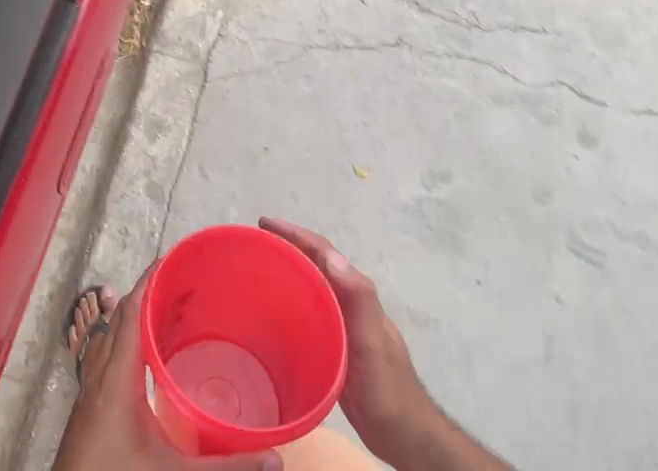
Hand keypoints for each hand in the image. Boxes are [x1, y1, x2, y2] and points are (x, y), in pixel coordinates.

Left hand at [52, 268, 281, 470]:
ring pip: (111, 336)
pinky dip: (127, 342)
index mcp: (116, 376)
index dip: (149, 282)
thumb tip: (276, 461)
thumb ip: (226, 467)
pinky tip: (148, 358)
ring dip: (136, 318)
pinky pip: (107, 355)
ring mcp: (89, 387)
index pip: (131, 312)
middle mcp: (98, 372)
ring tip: (170, 312)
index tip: (172, 260)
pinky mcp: (88, 402)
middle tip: (184, 284)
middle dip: (149, 295)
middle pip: (121, 317)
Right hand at [258, 217, 440, 467]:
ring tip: (256, 270)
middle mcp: (350, 305)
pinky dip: (289, 301)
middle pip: (316, 265)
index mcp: (358, 297)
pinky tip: (270, 315)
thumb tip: (331, 254)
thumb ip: (358, 298)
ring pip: (312, 287)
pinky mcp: (335, 346)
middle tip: (253, 243)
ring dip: (288, 271)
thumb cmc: (387, 389)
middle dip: (287, 247)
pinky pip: (308, 313)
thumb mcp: (372, 342)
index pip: (323, 253)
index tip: (263, 223)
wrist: (404, 435)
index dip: (294, 234)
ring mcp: (343, 326)